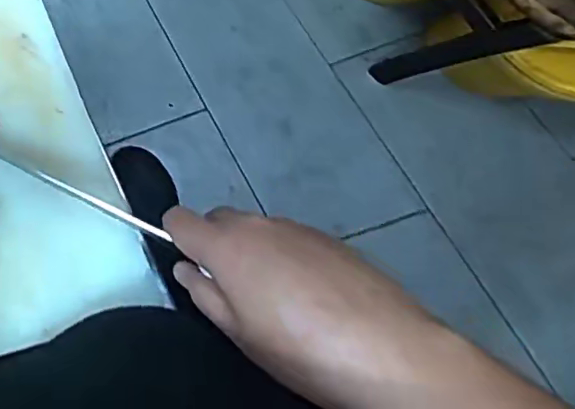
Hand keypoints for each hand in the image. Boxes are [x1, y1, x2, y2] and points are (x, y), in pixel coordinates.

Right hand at [164, 207, 556, 408]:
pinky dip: (294, 260)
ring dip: (259, 253)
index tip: (195, 269)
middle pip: (218, 219)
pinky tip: (321, 300)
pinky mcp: (331, 239)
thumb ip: (204, 296)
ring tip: (289, 302)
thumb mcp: (242, 336)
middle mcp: (254, 224)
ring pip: (258, 231)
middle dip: (220, 246)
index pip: (177, 218)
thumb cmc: (304, 350)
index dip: (178, 240)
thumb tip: (189, 271)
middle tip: (241, 292)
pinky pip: (294, 240)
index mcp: (223, 244)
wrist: (397, 355)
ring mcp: (294, 227)